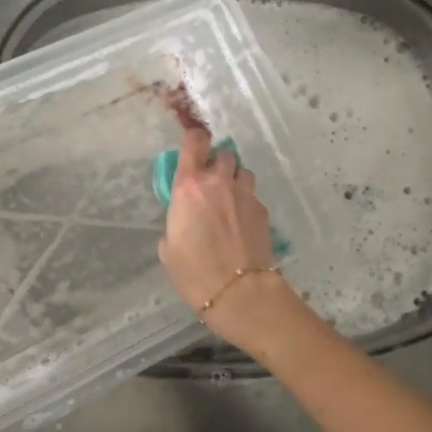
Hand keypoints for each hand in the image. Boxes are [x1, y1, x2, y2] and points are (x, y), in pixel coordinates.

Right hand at [158, 126, 293, 336]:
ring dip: (235, 180)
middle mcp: (219, 182)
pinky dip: (246, 203)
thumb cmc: (194, 272)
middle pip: (224, 153)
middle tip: (210, 182)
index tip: (193, 146)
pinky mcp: (263, 211)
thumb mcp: (168, 247)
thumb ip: (176, 222)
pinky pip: (253, 197)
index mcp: (190, 186)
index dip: (195, 139)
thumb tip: (184, 219)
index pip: (195, 142)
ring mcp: (245, 195)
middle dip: (217, 163)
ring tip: (229, 201)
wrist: (238, 292)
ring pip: (243, 172)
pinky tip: (242, 224)